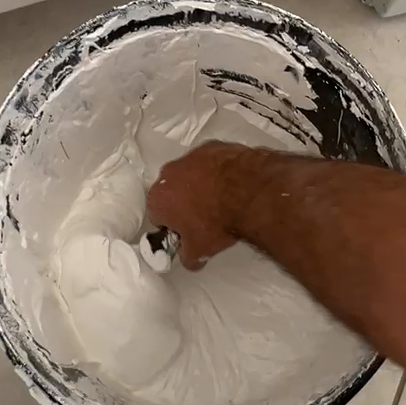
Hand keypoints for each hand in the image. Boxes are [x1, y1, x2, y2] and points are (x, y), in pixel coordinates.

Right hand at [147, 140, 260, 269]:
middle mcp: (168, 173)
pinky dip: (217, 170)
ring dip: (200, 184)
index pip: (158, 216)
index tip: (187, 232)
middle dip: (183, 202)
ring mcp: (190, 156)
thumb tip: (189, 259)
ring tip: (221, 198)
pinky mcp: (212, 145)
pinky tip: (232, 182)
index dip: (172, 226)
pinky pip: (210, 161)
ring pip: (190, 173)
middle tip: (204, 216)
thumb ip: (188, 257)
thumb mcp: (200, 250)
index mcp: (158, 198)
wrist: (247, 190)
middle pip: (172, 191)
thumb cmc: (217, 222)